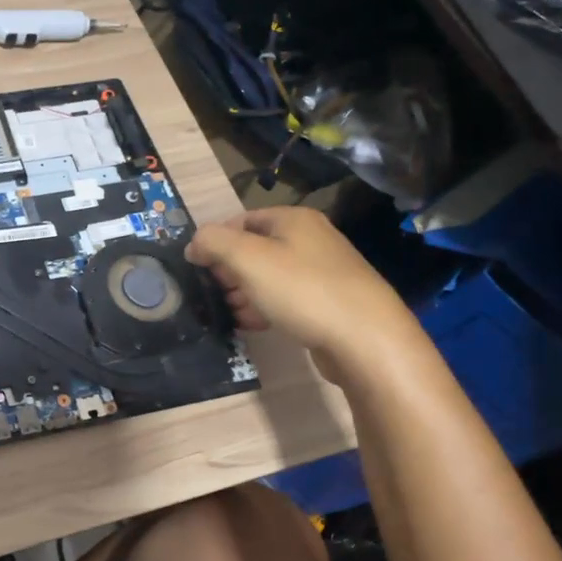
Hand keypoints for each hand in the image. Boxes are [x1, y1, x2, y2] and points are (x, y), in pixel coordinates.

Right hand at [185, 206, 423, 383]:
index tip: (198, 269)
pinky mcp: (328, 302)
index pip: (239, 220)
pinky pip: (286, 299)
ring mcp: (322, 272)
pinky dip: (265, 308)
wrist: (366, 340)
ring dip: (243, 293)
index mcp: (293, 220)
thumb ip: (213, 242)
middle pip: (254, 249)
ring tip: (231, 313)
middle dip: (228, 271)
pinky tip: (254, 325)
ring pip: (268, 276)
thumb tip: (195, 244)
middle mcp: (311, 239)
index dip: (214, 242)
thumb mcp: (247, 258)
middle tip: (215, 293)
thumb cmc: (302, 291)